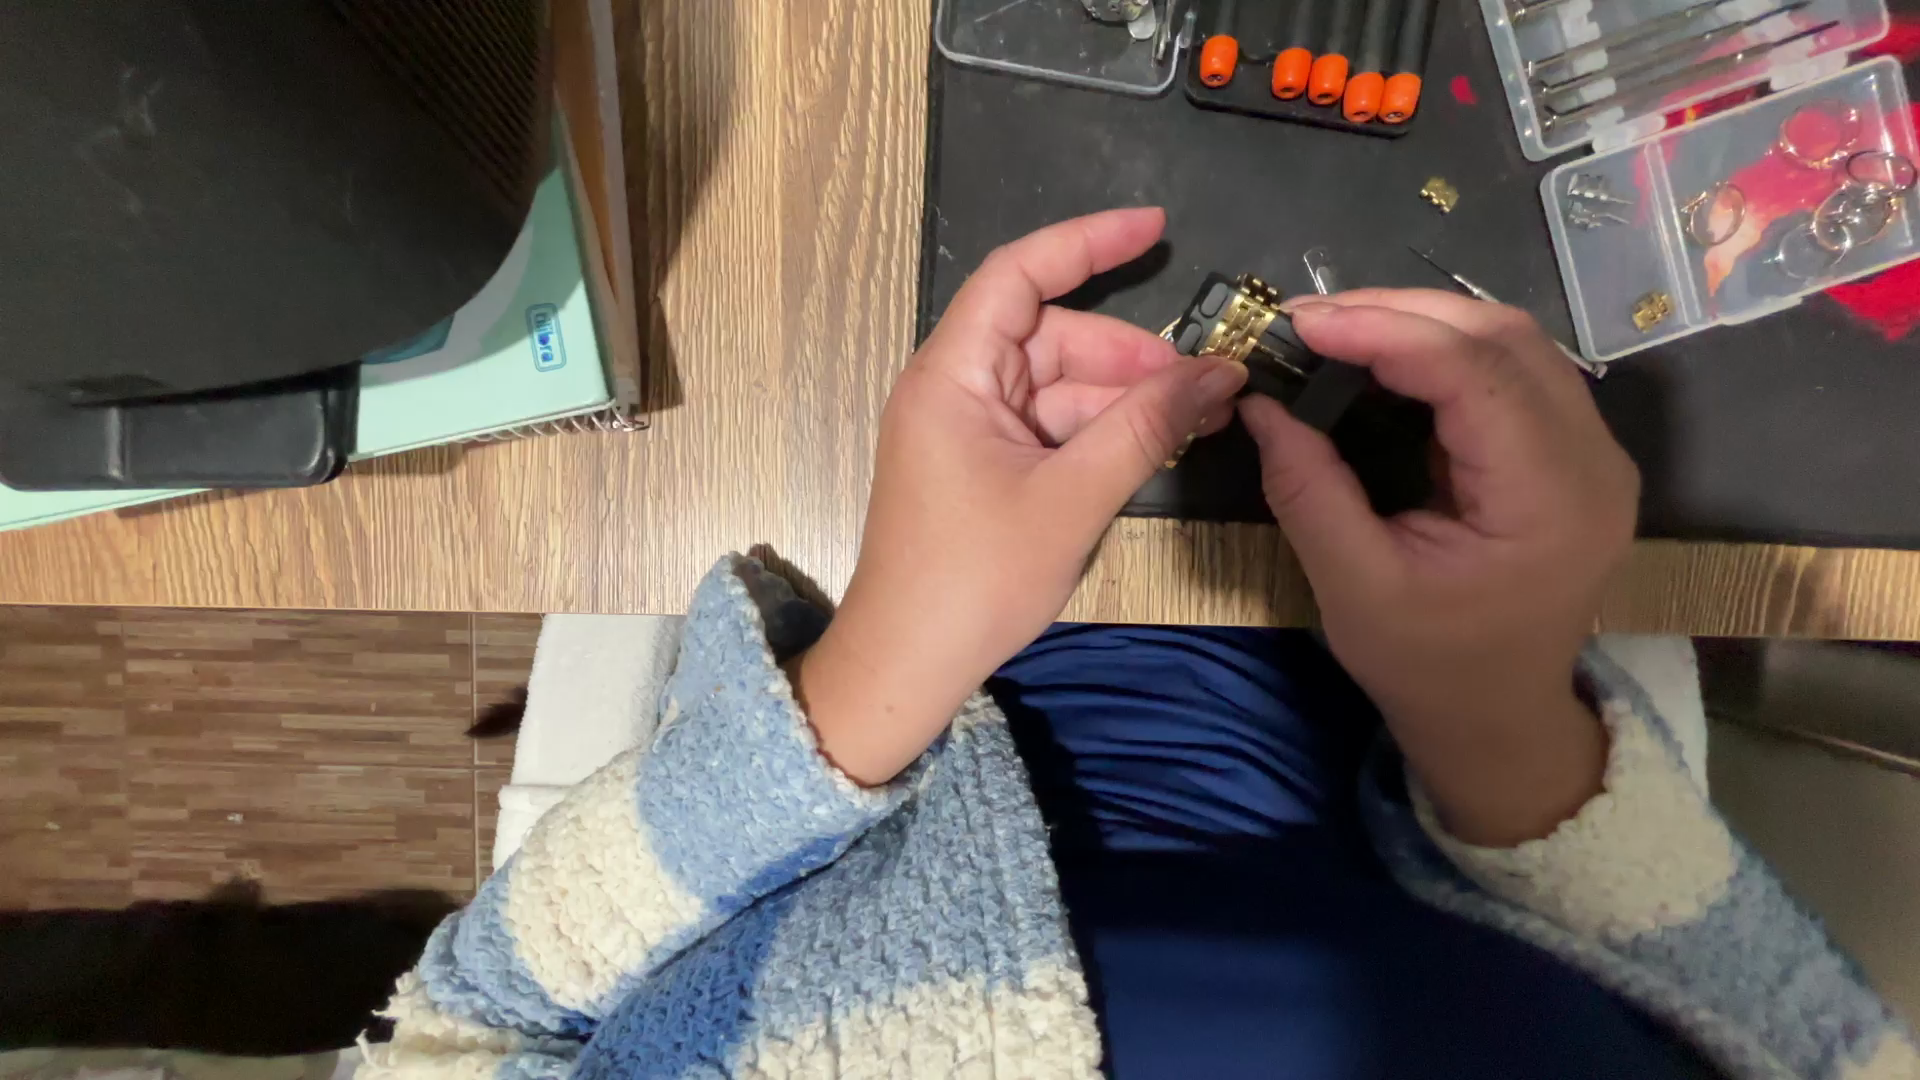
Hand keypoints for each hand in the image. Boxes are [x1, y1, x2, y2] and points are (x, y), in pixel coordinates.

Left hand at [791, 209, 1246, 785]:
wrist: (910, 663)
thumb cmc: (976, 579)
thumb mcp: (1071, 498)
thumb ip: (1145, 428)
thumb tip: (1220, 373)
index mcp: (953, 375)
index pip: (1018, 275)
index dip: (1087, 242)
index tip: (1156, 229)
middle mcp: (953, 390)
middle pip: (1049, 339)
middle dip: (1125, 355)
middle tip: (1201, 383)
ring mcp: (965, 432)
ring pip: (1054, 390)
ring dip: (1118, 402)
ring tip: (1191, 420)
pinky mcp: (979, 469)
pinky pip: (1044, 431)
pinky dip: (1092, 437)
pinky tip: (1145, 450)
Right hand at [1240, 289, 1639, 844]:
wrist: (1493, 712)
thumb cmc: (1424, 663)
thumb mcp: (1350, 585)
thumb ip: (1307, 490)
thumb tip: (1259, 406)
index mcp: (1547, 500)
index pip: (1477, 374)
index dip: (1386, 333)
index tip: (1300, 324)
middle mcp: (1589, 458)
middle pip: (1504, 338)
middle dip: (1398, 312)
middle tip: (1305, 318)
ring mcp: (1585, 450)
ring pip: (1510, 343)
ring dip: (1418, 322)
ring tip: (1334, 328)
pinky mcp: (1560, 452)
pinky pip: (1504, 372)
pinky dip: (1436, 351)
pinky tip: (1379, 357)